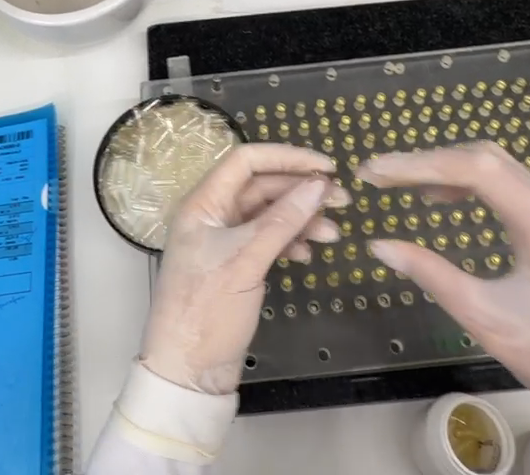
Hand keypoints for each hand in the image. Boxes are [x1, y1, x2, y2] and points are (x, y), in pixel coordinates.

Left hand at [141, 144, 347, 394]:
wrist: (187, 373)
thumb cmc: (206, 310)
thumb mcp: (245, 260)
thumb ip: (283, 220)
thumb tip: (319, 184)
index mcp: (203, 203)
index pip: (247, 161)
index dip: (287, 158)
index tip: (326, 166)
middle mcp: (212, 214)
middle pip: (261, 187)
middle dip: (301, 191)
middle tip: (342, 200)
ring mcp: (224, 240)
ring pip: (268, 214)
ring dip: (301, 219)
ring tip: (334, 234)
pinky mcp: (235, 265)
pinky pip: (267, 239)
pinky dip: (290, 242)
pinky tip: (308, 253)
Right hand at [360, 143, 529, 416]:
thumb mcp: (487, 319)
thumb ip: (432, 276)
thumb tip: (379, 246)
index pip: (477, 170)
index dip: (420, 163)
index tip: (376, 172)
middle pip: (484, 158)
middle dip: (426, 161)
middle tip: (379, 175)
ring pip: (494, 165)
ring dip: (445, 167)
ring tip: (400, 183)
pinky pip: (506, 182)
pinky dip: (467, 181)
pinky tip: (440, 197)